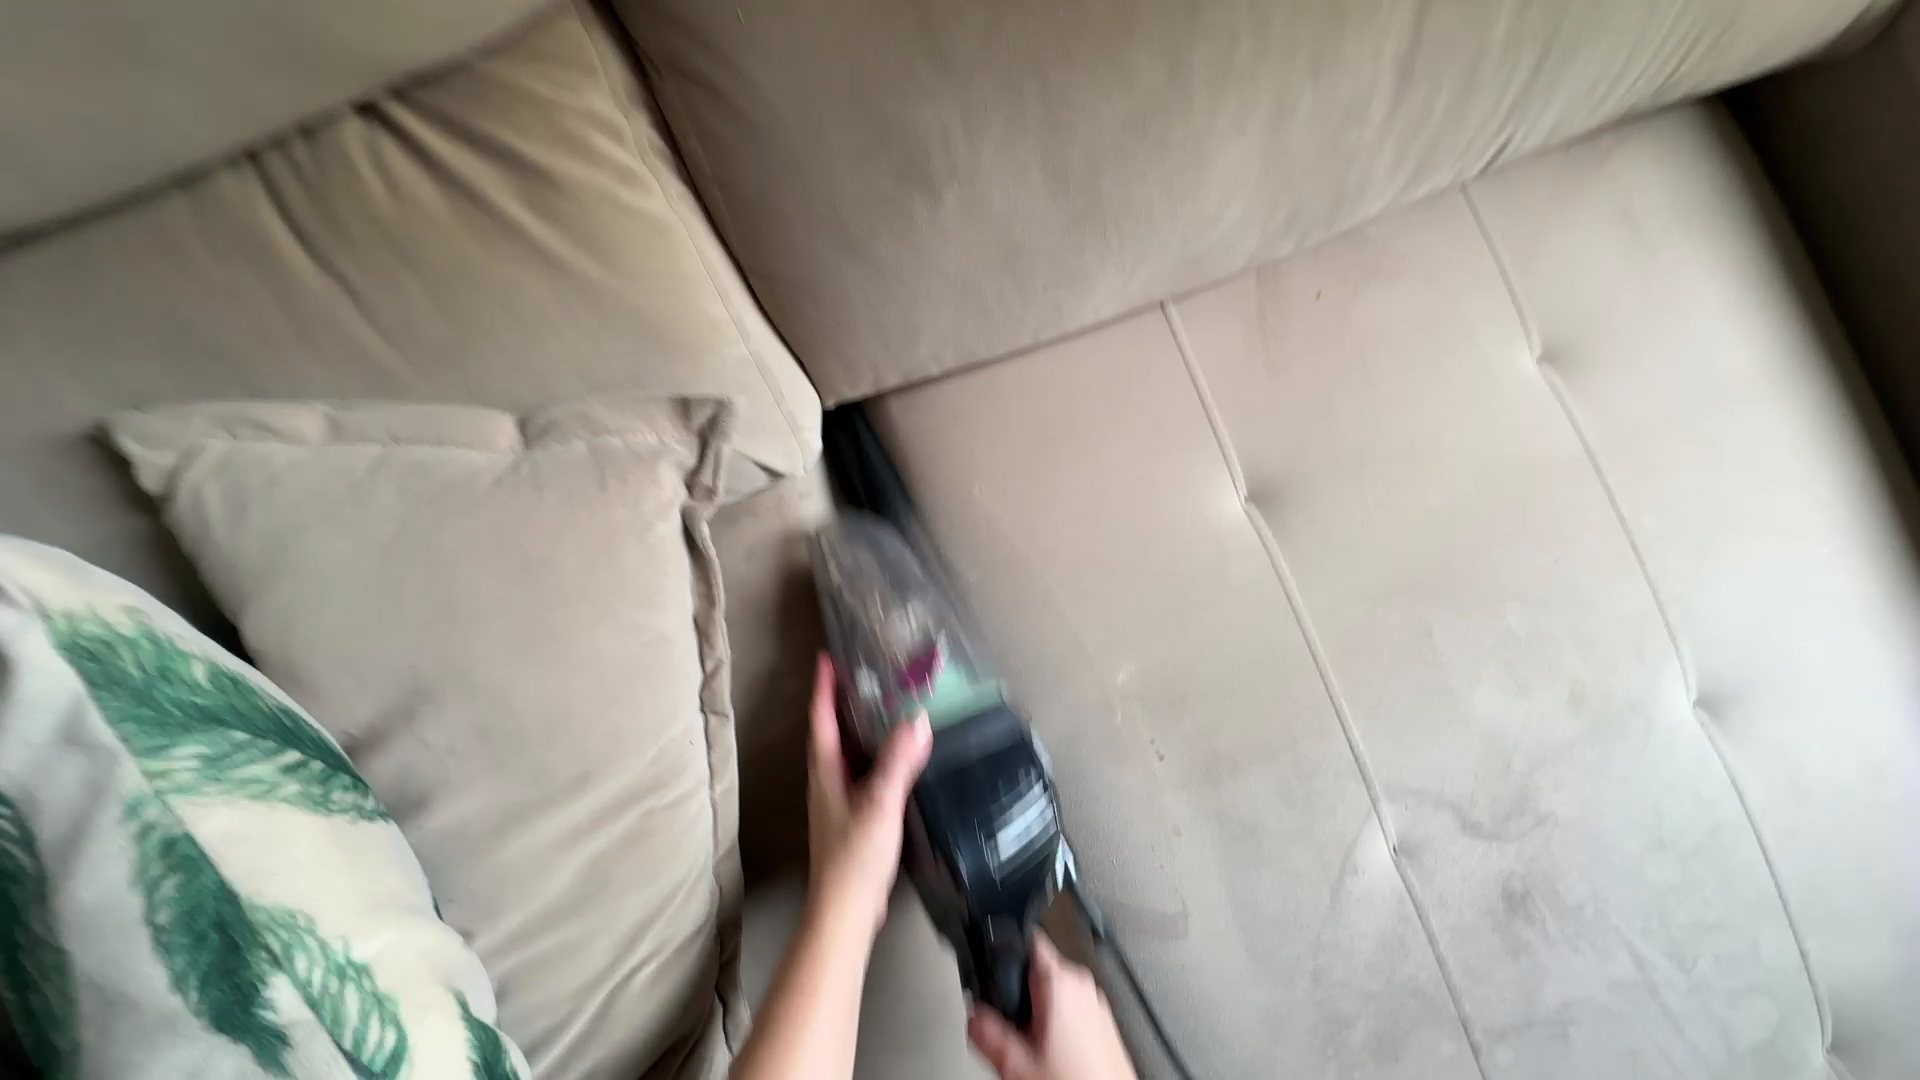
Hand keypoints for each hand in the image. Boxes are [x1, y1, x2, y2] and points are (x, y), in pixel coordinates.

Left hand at [806, 653, 932, 936]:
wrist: (845, 912)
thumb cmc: (854, 856)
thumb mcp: (880, 804)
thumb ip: (898, 763)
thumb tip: (917, 719)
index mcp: (826, 773)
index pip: (822, 721)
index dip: (824, 689)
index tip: (827, 658)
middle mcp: (827, 783)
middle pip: (832, 734)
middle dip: (842, 703)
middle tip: (863, 675)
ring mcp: (838, 802)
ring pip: (847, 755)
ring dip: (859, 730)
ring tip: (883, 706)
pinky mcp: (853, 819)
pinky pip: (862, 774)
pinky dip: (875, 757)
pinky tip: (897, 759)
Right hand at [967, 934, 1137, 1079]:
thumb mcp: (1018, 1064)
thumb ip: (988, 1034)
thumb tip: (973, 1016)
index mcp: (1061, 981)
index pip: (1029, 939)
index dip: (1007, 946)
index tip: (993, 960)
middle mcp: (1082, 985)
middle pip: (1038, 970)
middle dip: (1019, 993)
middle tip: (1010, 1023)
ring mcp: (1096, 1002)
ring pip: (1055, 992)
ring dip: (1038, 1012)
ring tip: (1033, 1046)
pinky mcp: (1104, 1021)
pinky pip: (1072, 1009)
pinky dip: (1059, 1024)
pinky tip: (1053, 1054)